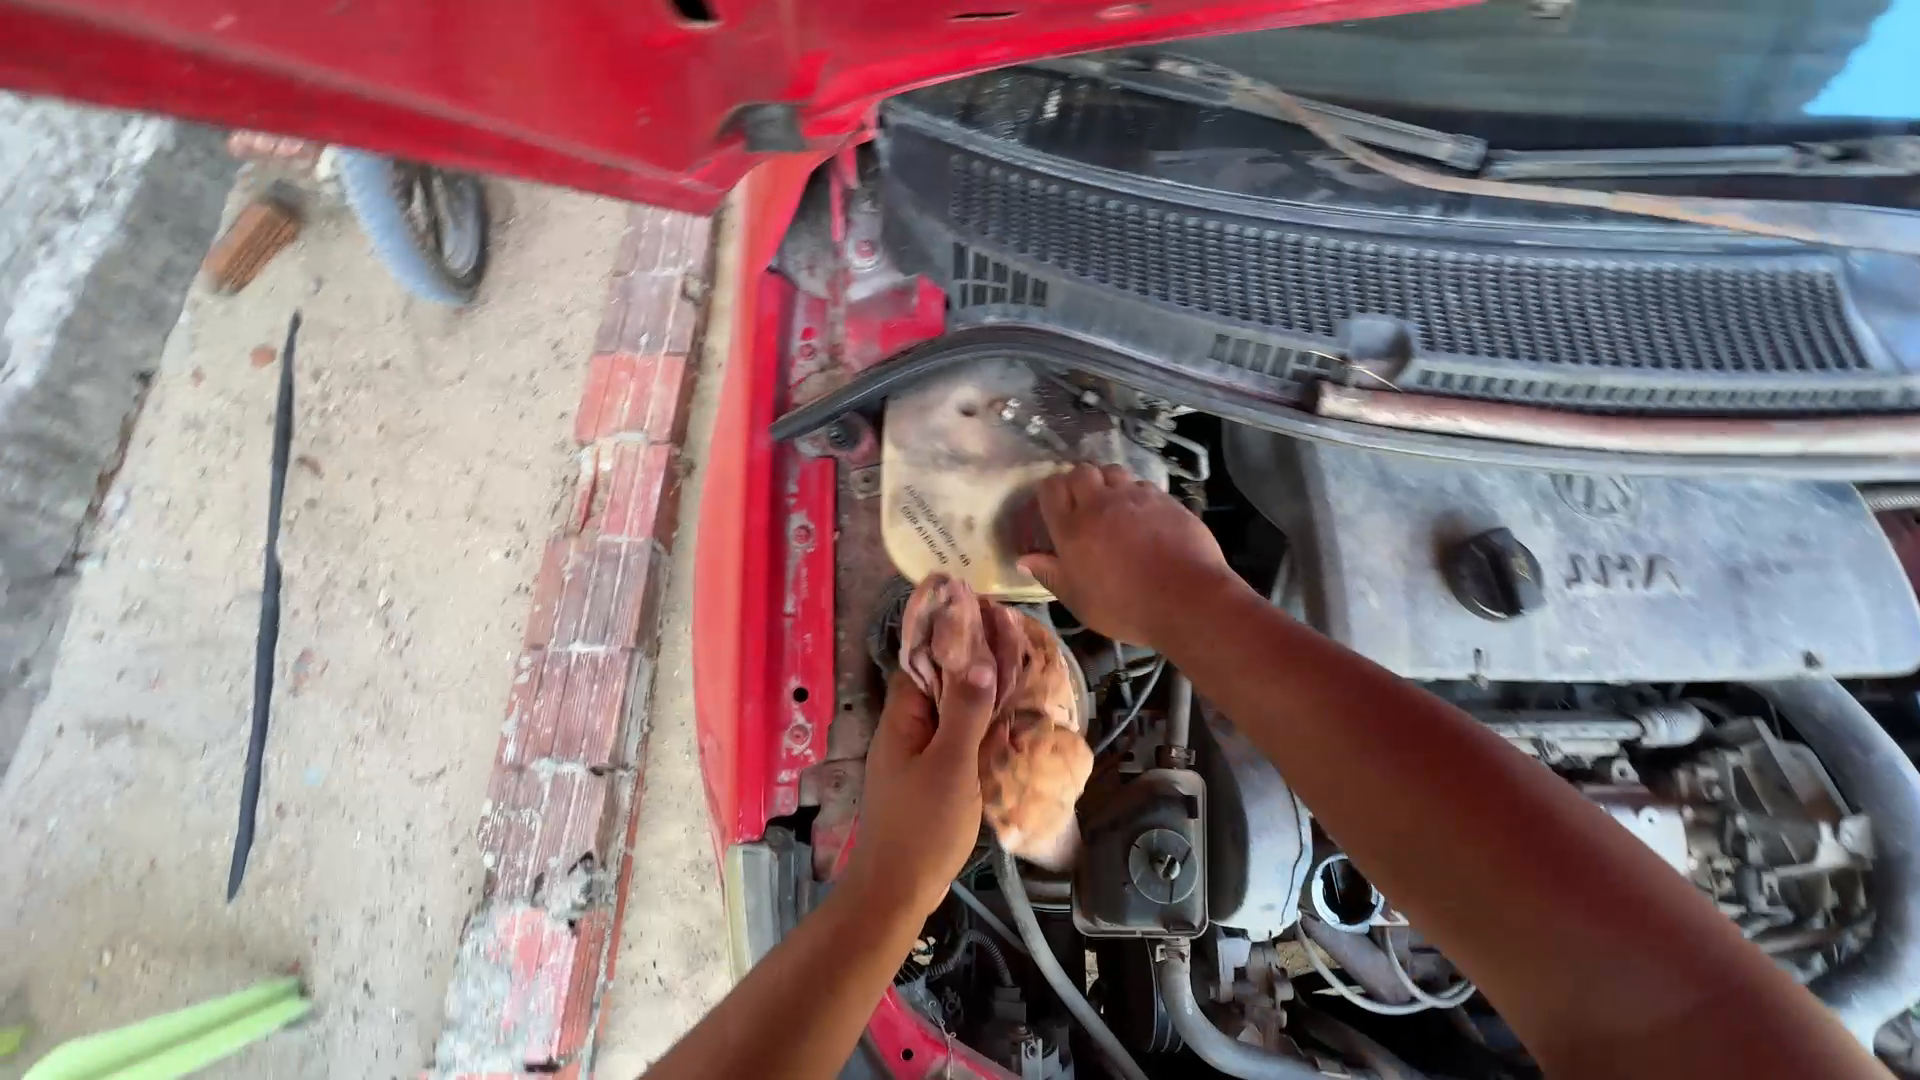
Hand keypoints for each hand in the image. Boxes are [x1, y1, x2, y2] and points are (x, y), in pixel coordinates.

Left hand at [841, 667, 995, 918]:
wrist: (897, 892)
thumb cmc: (923, 826)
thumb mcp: (951, 764)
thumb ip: (965, 711)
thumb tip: (979, 659)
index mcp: (901, 720)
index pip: (921, 663)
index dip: (950, 643)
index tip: (987, 628)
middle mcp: (904, 733)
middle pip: (936, 689)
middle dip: (971, 673)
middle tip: (1013, 656)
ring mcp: (914, 759)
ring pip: (947, 719)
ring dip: (977, 706)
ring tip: (1017, 686)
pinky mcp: (927, 783)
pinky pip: (952, 747)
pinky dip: (976, 737)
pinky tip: (1004, 735)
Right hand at [1017, 463, 1242, 649]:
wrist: (1186, 598)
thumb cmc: (1125, 607)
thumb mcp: (1079, 600)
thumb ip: (1051, 574)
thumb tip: (1023, 559)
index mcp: (1072, 528)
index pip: (1050, 489)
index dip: (1049, 493)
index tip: (1053, 507)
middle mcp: (1100, 504)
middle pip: (1081, 471)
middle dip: (1078, 482)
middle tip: (1083, 505)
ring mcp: (1134, 497)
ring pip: (1113, 471)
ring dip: (1107, 483)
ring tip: (1112, 505)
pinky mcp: (1164, 499)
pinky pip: (1142, 485)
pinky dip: (1136, 494)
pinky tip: (1143, 515)